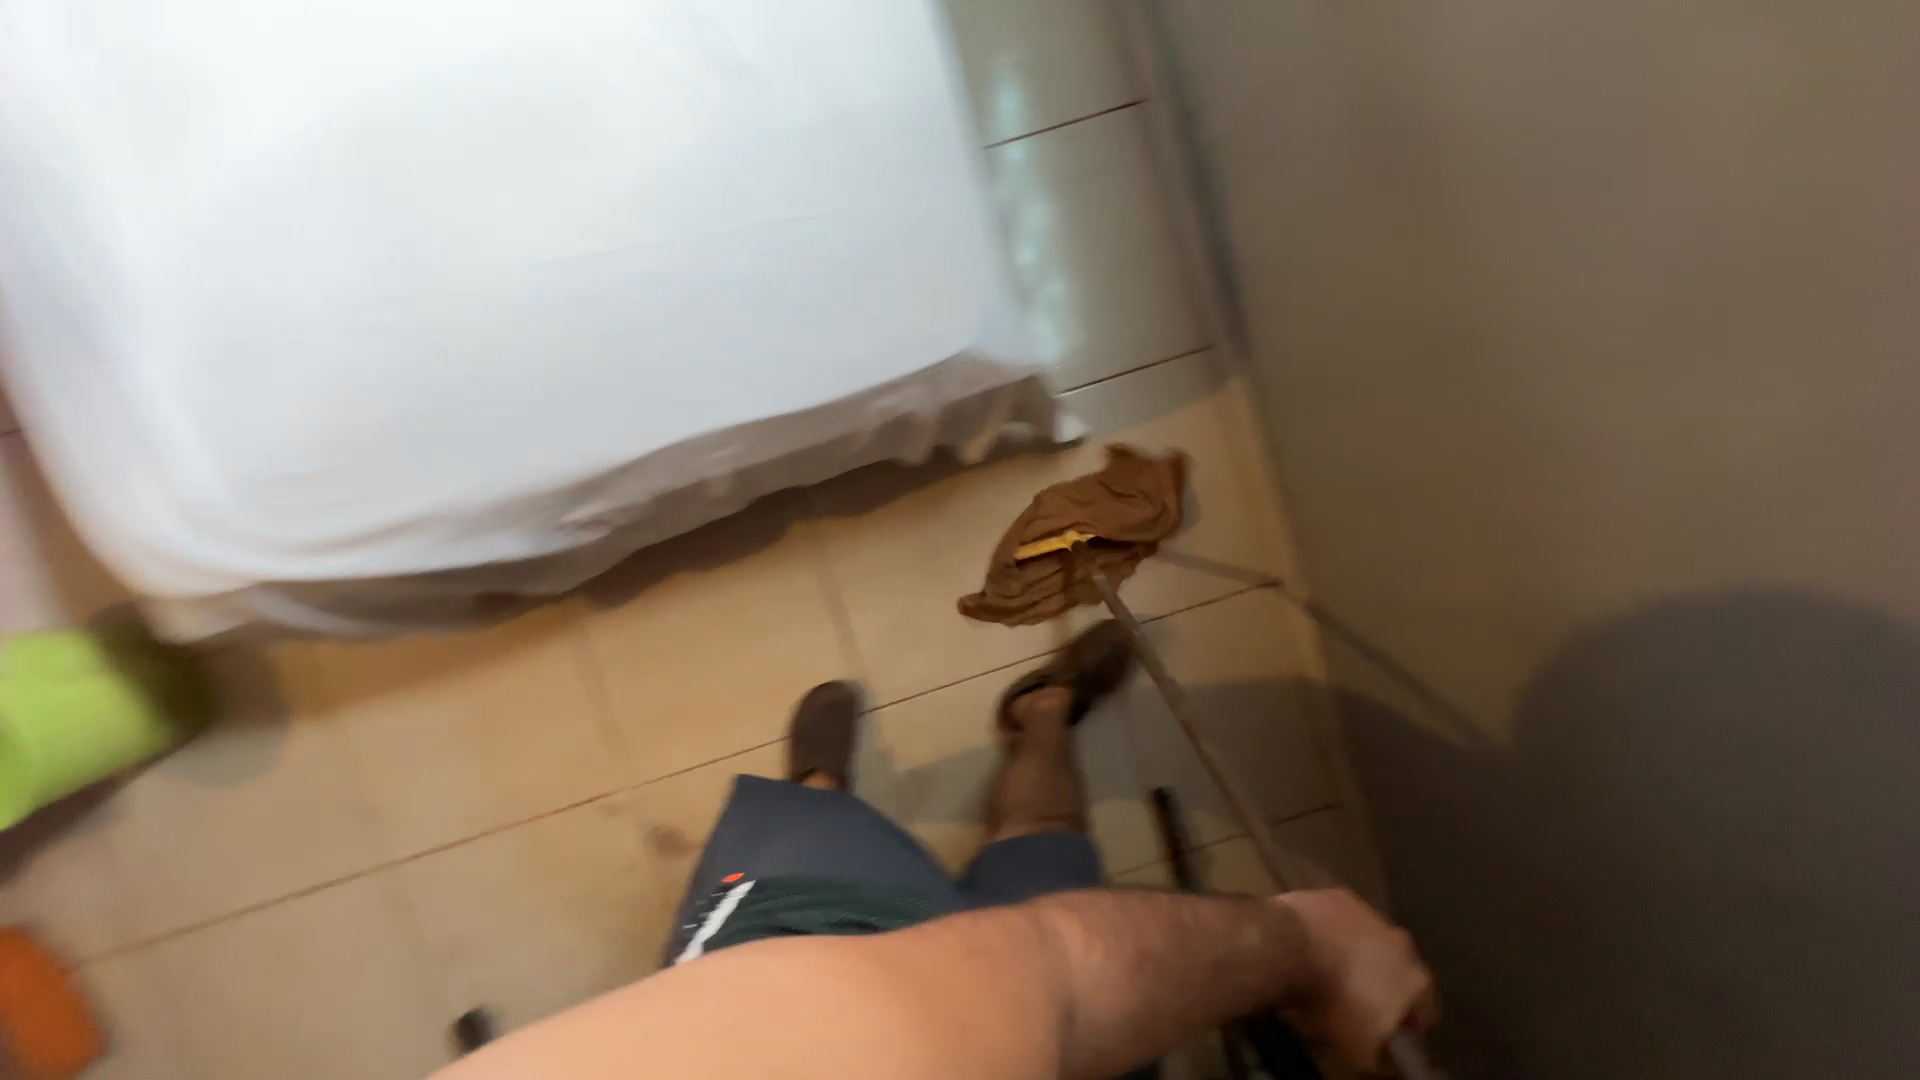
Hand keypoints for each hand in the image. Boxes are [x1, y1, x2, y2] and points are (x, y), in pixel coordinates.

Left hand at [1273, 889, 1437, 1073]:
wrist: (1286, 947)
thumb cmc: (1328, 1004)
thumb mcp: (1357, 1052)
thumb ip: (1381, 1060)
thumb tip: (1385, 1062)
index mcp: (1417, 981)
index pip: (1425, 1011)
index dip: (1406, 1025)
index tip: (1386, 1033)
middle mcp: (1402, 942)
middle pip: (1398, 969)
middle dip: (1384, 984)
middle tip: (1356, 998)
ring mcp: (1369, 913)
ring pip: (1371, 939)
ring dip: (1359, 952)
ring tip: (1332, 966)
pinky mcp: (1338, 894)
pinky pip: (1342, 918)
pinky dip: (1334, 929)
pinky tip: (1315, 940)